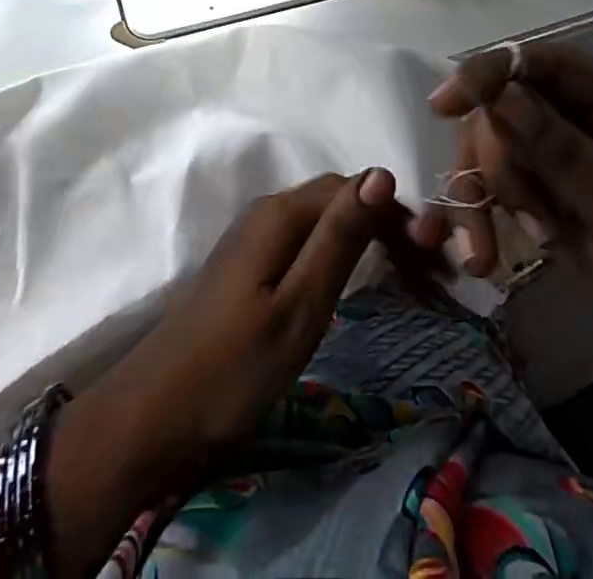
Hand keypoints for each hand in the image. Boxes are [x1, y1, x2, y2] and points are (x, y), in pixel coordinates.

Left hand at [85, 170, 406, 465]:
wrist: (152, 420)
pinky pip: (311, 246)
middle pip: (346, 203)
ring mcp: (257, 241)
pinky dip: (348, 261)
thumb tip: (382, 174)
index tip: (440, 261)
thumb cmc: (233, 369)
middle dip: (394, 230)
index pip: (360, 190)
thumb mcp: (300, 304)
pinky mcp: (252, 268)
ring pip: (330, 225)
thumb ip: (341, 237)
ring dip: (375, 246)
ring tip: (414, 283)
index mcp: (282, 214)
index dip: (404, 218)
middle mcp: (269, 213)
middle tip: (435, 277)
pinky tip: (363, 284)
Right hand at [414, 45, 592, 375]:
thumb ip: (568, 157)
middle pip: (505, 106)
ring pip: (488, 147)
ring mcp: (555, 153)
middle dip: (492, 161)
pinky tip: (482, 257)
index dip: (493, 71)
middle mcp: (582, 118)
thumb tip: (502, 98)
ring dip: (478, 197)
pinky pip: (487, 186)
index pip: (551, 64)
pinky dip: (476, 218)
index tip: (443, 105)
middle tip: (519, 218)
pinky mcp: (535, 188)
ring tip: (486, 253)